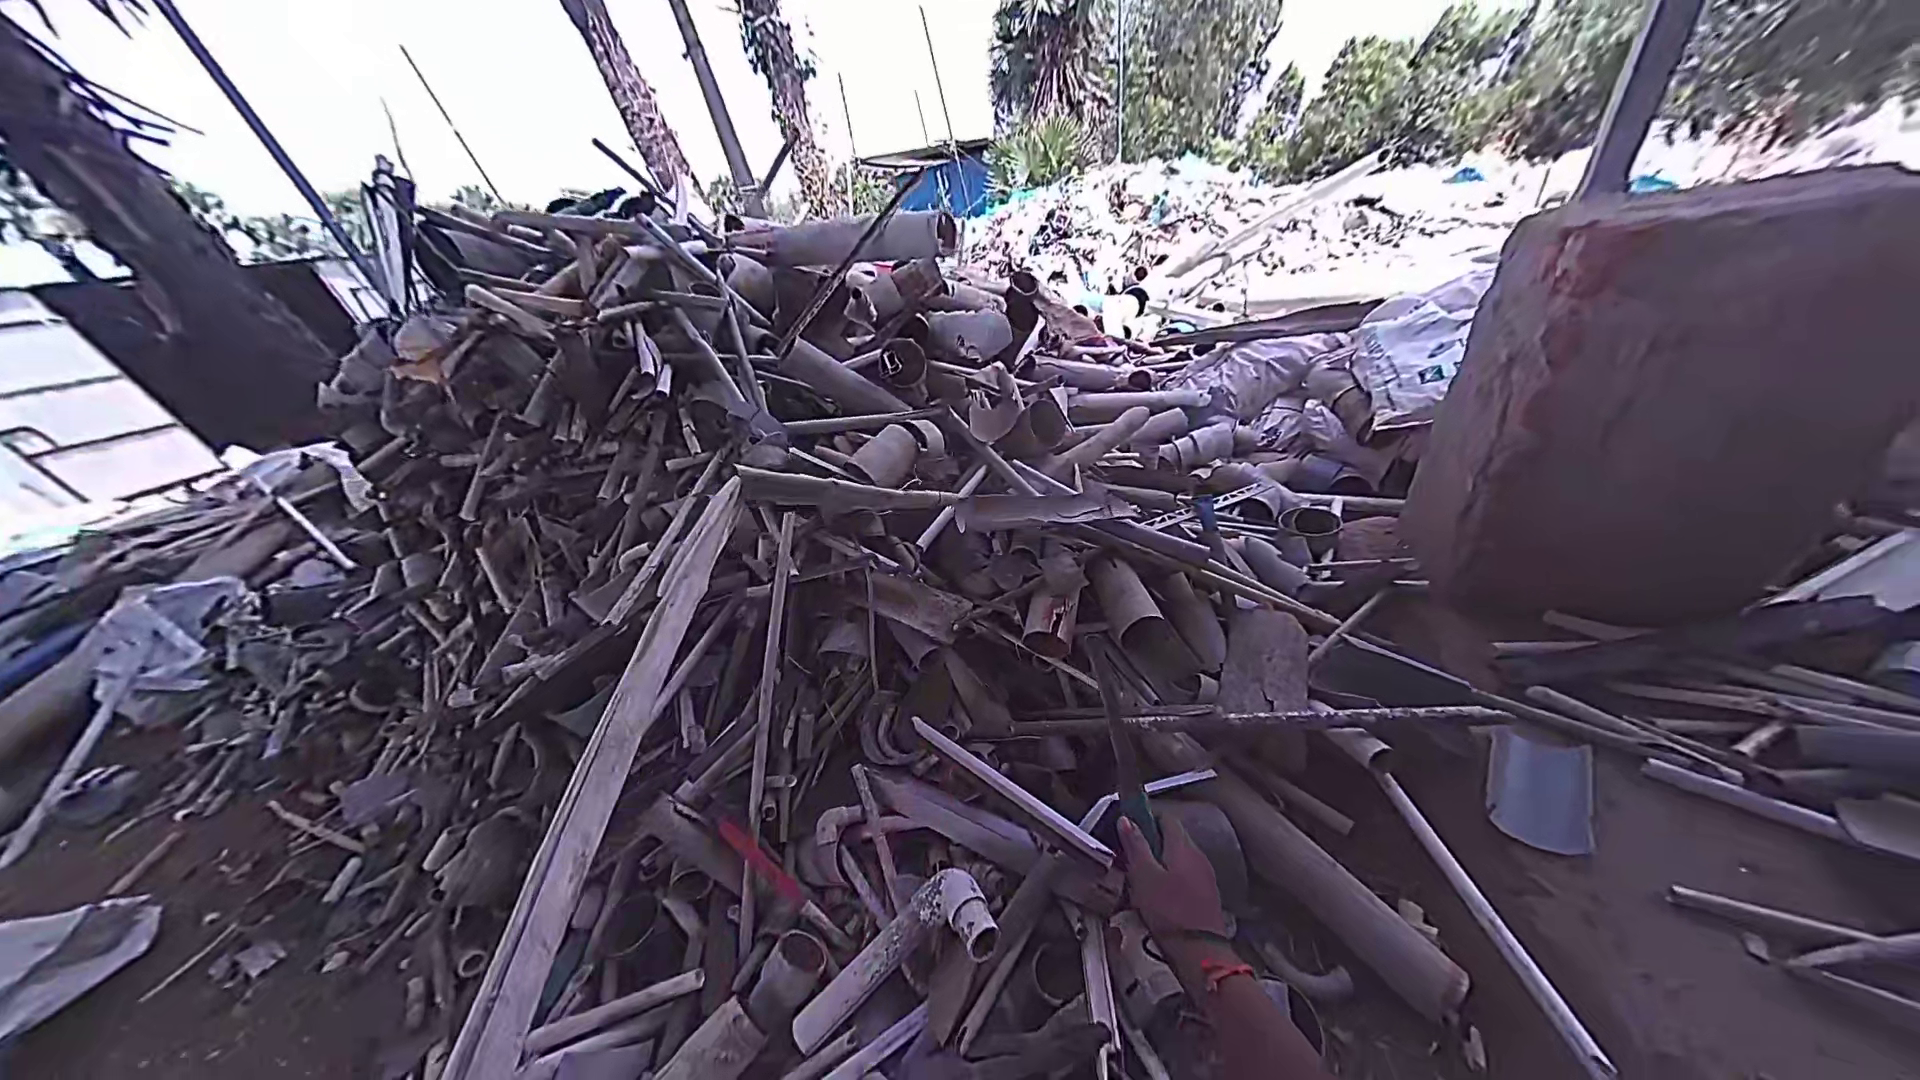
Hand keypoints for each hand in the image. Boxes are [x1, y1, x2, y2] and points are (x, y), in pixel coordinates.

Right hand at [1118, 815, 1226, 939]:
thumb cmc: (1168, 911)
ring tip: (1142, 877)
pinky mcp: (1207, 895)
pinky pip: (1186, 875)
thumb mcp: (1143, 875)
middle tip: (1131, 855)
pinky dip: (1171, 877)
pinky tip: (1159, 895)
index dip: (1146, 818)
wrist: (1201, 953)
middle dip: (1152, 841)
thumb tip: (1126, 819)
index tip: (1130, 829)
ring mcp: (1206, 875)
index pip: (1166, 817)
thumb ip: (1135, 845)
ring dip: (1161, 861)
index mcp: (1182, 846)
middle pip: (1173, 836)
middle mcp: (1198, 855)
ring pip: (1179, 857)